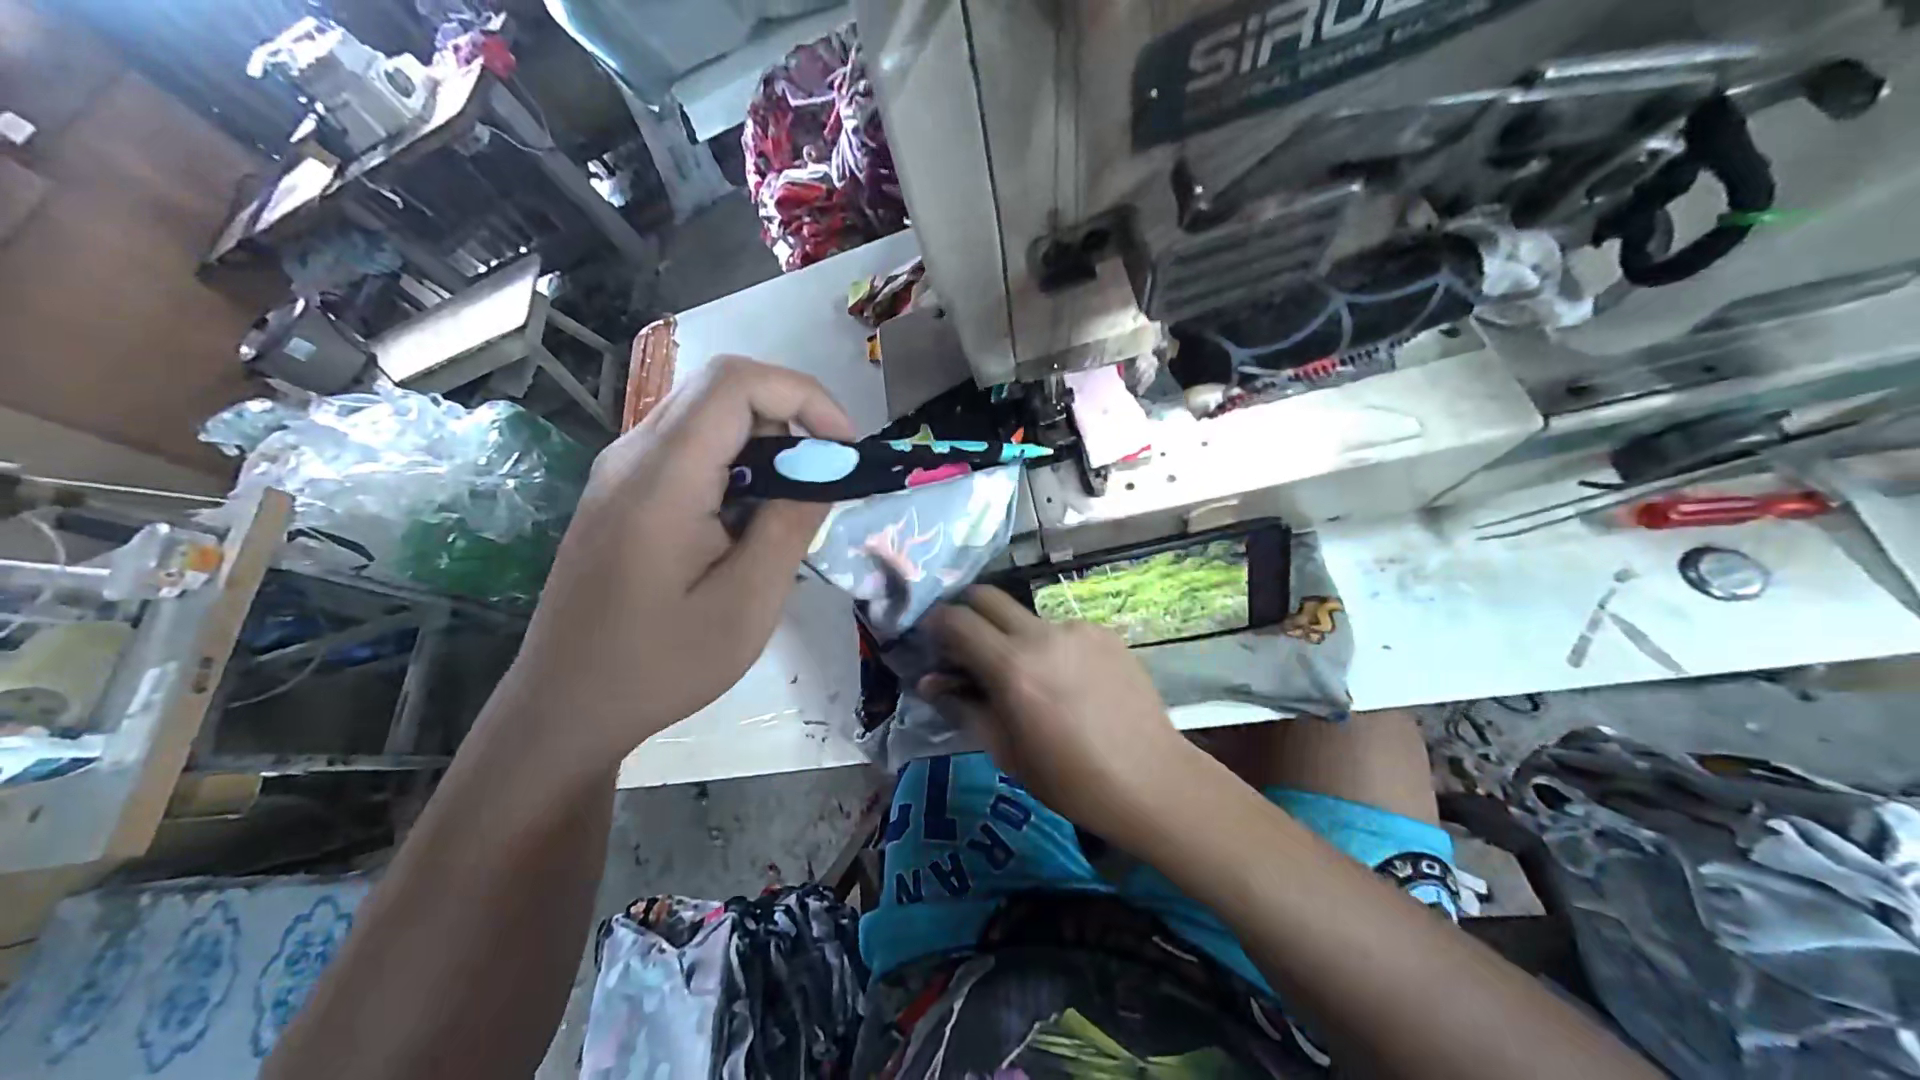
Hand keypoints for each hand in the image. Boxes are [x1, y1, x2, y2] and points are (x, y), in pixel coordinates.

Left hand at [508, 355, 854, 767]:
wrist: (566, 705)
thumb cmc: (661, 665)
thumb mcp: (747, 603)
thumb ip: (790, 523)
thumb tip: (826, 469)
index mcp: (662, 475)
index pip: (737, 382)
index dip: (806, 396)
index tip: (845, 449)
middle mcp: (633, 454)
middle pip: (723, 388)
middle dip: (792, 417)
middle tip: (827, 477)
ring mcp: (621, 471)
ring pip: (708, 416)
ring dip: (766, 442)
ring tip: (795, 502)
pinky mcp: (622, 493)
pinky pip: (689, 448)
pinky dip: (738, 463)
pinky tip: (750, 518)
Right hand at [920, 586, 1210, 843]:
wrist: (1150, 779)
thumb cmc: (1069, 779)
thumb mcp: (1005, 751)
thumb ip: (963, 707)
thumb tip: (929, 683)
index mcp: (1012, 667)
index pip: (956, 620)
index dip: (935, 624)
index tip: (931, 641)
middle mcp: (1042, 635)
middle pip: (987, 596)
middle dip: (967, 612)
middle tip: (964, 644)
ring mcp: (1078, 629)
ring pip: (1026, 616)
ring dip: (1010, 635)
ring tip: (1024, 676)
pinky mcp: (1105, 633)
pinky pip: (1061, 629)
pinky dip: (1047, 646)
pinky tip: (1063, 681)